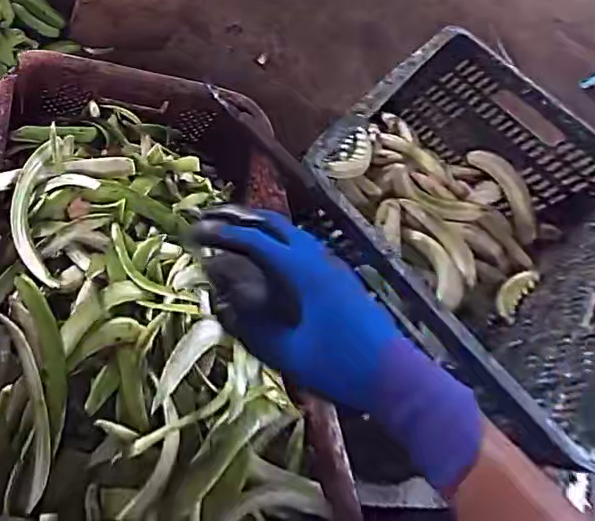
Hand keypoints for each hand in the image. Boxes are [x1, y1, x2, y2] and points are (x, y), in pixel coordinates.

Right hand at [189, 207, 400, 410]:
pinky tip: (271, 253)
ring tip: (236, 229)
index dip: (222, 234)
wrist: (397, 377)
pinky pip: (302, 242)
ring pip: (289, 229)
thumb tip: (224, 306)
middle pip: (272, 222)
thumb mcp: (289, 353)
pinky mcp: (340, 273)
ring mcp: (331, 262)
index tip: (197, 231)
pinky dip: (278, 237)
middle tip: (212, 217)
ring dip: (260, 224)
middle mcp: (316, 256)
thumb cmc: (341, 367)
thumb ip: (254, 327)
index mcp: (301, 269)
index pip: (253, 240)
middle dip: (240, 216)